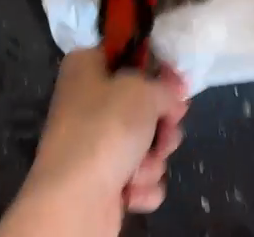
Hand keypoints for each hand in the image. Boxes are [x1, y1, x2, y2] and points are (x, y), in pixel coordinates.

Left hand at [0, 49, 187, 234]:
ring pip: (145, 145)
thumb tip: (175, 88)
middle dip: (160, 128)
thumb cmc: (105, 128)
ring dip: (150, 161)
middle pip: (142, 106)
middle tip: (163, 135)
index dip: (156, 72)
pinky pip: (138, 176)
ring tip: (137, 168)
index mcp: (86, 66)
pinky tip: (128, 190)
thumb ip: (164, 87)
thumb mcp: (142, 92)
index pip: (127, 57)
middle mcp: (87, 99)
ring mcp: (94, 141)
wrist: (75, 197)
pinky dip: (140, 185)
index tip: (178, 87)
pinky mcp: (103, 178)